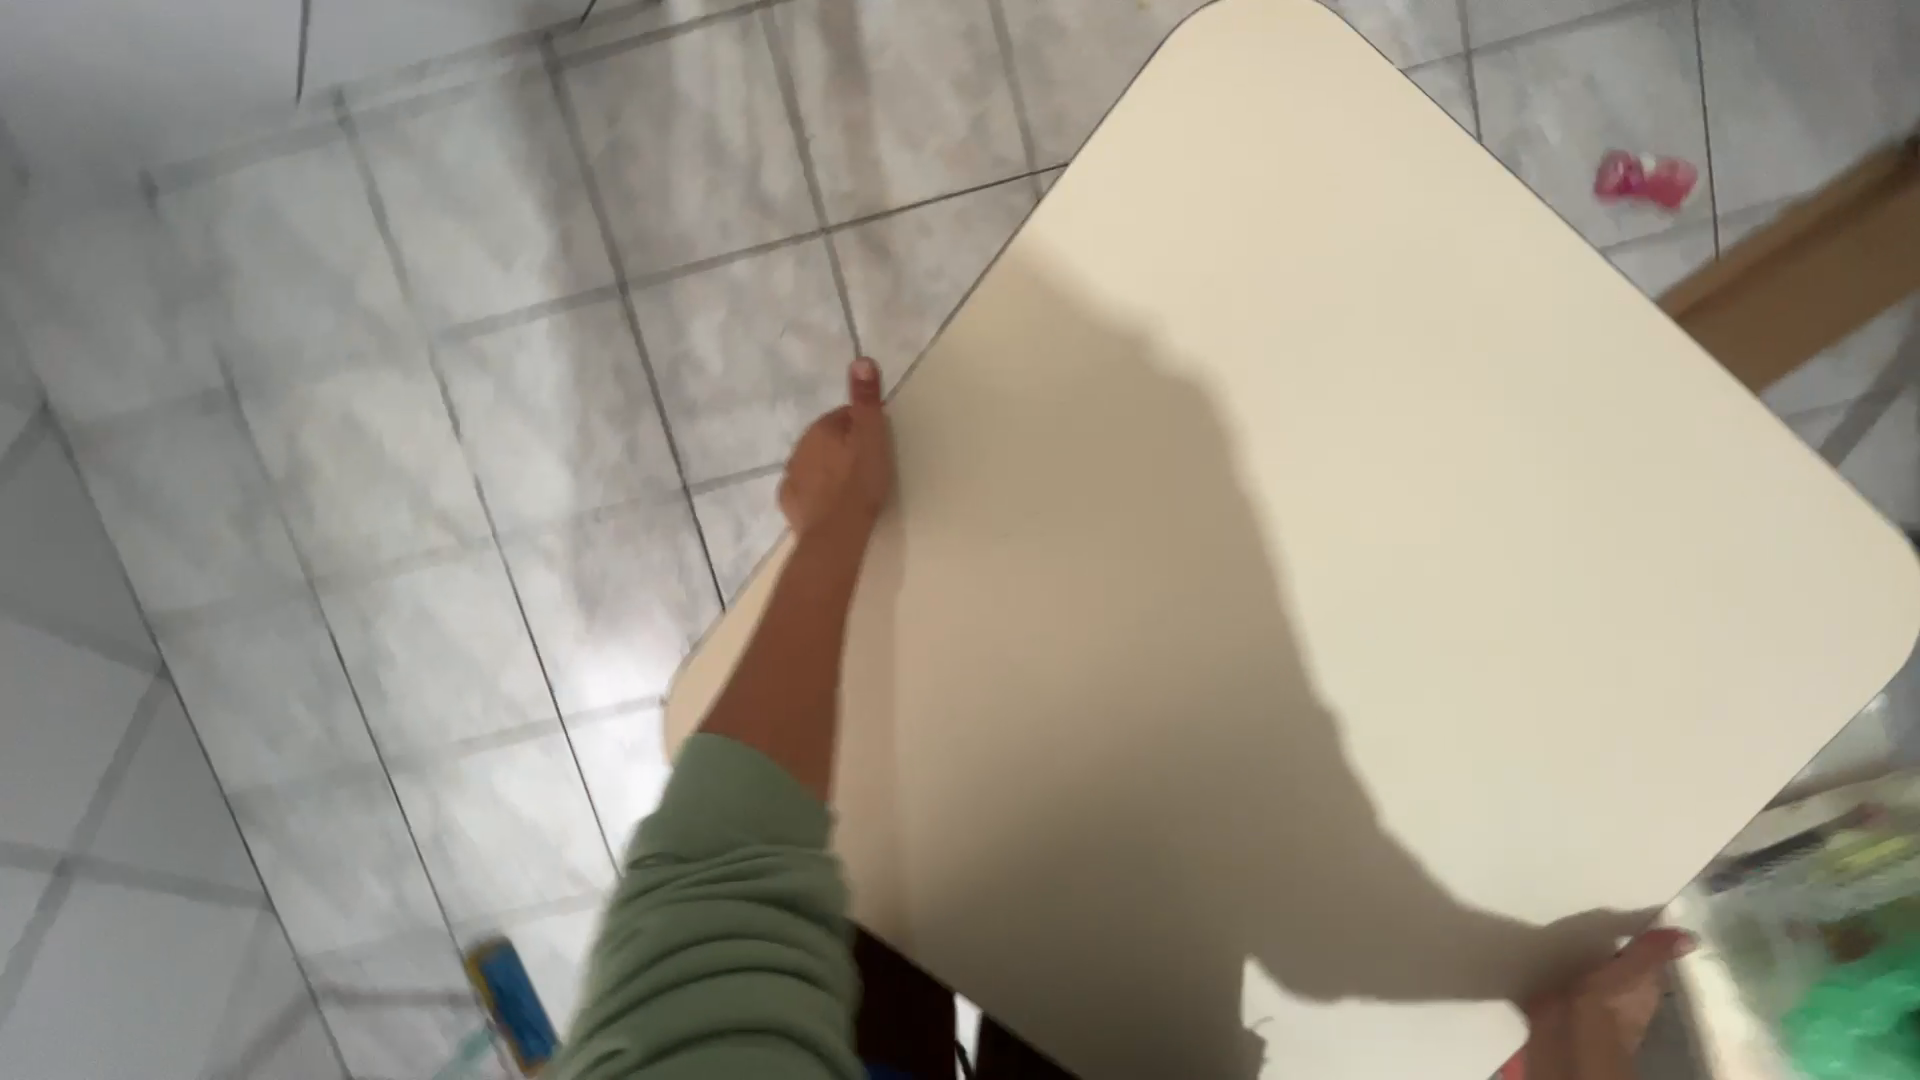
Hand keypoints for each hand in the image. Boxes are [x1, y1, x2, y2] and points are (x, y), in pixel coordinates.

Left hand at [779, 357, 893, 537]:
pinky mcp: (789, 503)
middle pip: (827, 442)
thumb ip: (866, 399)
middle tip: (867, 469)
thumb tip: (860, 359)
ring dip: (830, 471)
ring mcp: (792, 477)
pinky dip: (817, 494)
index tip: (878, 445)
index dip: (864, 429)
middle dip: (844, 450)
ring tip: (852, 490)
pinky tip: (832, 506)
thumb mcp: (871, 436)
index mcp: (821, 429)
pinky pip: (806, 491)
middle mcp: (800, 448)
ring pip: (815, 466)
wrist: (836, 532)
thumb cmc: (859, 482)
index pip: (844, 417)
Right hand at [1509, 928, 1693, 1079]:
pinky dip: (1550, 961)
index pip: (1644, 963)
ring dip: (1575, 952)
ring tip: (1558, 919)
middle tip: (1588, 912)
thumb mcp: (1635, 971)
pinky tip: (1537, 941)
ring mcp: (1586, 995)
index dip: (1639, 944)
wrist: (1570, 1030)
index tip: (1628, 918)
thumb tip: (1691, 936)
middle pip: (1613, 964)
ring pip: (1584, 968)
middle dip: (1603, 946)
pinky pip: (1555, 972)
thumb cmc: (1610, 1002)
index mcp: (1642, 989)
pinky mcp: (1557, 994)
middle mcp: (1618, 993)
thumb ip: (1652, 952)